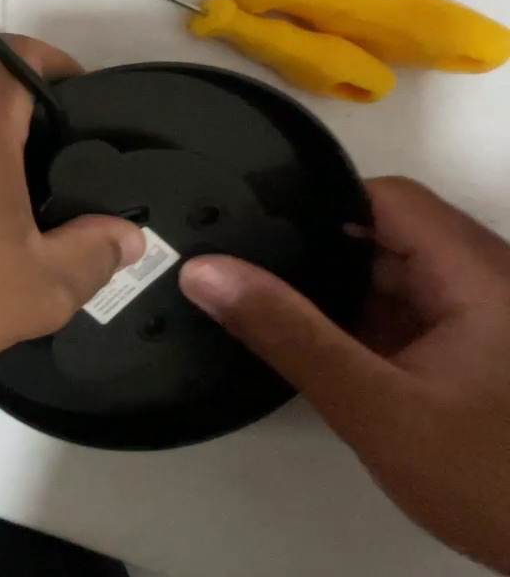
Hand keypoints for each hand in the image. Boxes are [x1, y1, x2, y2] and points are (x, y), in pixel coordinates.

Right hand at [180, 178, 509, 571]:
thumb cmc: (499, 484)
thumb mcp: (376, 408)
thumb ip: (287, 333)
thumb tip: (204, 270)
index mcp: (487, 285)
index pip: (388, 198)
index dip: (314, 198)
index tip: (246, 219)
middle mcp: (499, 292)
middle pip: (388, 233)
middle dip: (312, 248)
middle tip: (242, 268)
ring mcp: (495, 325)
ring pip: (396, 273)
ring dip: (336, 287)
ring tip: (273, 307)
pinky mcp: (488, 356)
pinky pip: (411, 309)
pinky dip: (362, 317)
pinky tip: (327, 347)